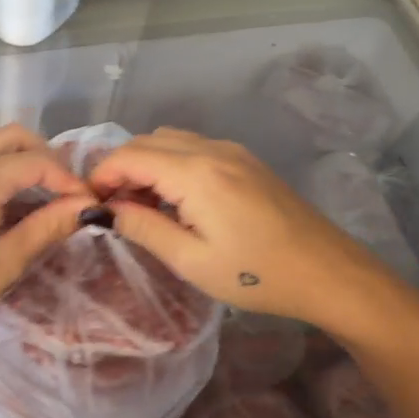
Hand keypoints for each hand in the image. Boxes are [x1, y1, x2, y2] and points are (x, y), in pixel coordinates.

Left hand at [0, 124, 96, 354]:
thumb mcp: (7, 262)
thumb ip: (47, 226)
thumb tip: (88, 206)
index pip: (36, 162)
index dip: (68, 179)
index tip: (89, 203)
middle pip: (13, 137)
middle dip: (46, 158)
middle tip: (67, 192)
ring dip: (22, 160)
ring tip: (45, 197)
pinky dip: (0, 168)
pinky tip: (13, 203)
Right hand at [89, 127, 409, 333]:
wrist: (330, 275)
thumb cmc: (257, 276)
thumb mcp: (191, 260)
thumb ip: (142, 227)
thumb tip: (103, 209)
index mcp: (195, 173)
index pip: (128, 156)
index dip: (100, 176)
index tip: (88, 205)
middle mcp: (211, 150)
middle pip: (145, 142)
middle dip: (119, 169)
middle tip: (111, 209)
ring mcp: (231, 151)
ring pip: (168, 140)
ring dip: (144, 165)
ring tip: (141, 207)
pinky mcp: (245, 161)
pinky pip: (192, 148)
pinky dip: (169, 165)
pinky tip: (174, 201)